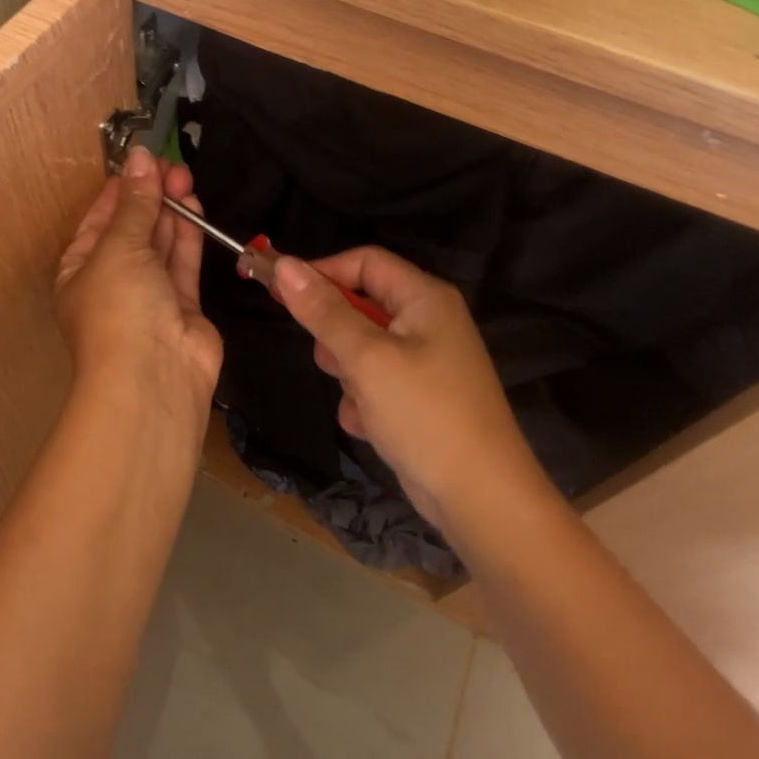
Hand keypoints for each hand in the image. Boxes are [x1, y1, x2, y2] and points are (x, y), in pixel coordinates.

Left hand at [55, 147, 221, 424]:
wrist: (153, 377)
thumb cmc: (118, 307)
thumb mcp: (118, 248)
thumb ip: (135, 203)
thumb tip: (141, 156)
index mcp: (79, 271)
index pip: (98, 221)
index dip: (120, 190)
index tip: (143, 160)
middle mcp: (112, 282)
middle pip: (132, 230)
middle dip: (150, 197)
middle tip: (173, 165)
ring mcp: (149, 296)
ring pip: (160, 244)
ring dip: (171, 211)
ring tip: (185, 176)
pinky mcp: (182, 307)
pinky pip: (183, 263)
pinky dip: (189, 235)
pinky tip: (195, 206)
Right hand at [273, 248, 553, 525]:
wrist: (478, 496)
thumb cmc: (424, 414)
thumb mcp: (366, 358)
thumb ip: (324, 311)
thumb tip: (283, 264)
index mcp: (424, 298)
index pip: (364, 262)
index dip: (322, 271)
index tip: (279, 291)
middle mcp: (428, 323)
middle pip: (360, 306)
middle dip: (336, 335)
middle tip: (330, 361)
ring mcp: (426, 363)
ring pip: (362, 349)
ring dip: (349, 375)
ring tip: (360, 399)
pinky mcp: (419, 399)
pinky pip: (374, 384)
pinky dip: (365, 403)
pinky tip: (372, 427)